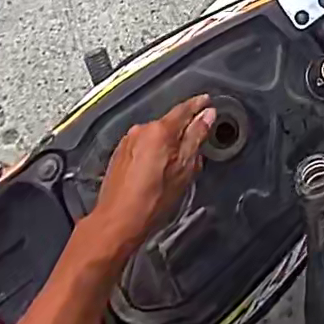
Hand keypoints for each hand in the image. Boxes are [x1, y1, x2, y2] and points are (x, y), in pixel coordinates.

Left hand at [88, 95, 215, 256]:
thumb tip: (207, 115)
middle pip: (170, 123)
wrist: (116, 223)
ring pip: (156, 136)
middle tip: (196, 148)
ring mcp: (128, 141)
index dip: (198, 104)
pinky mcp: (119, 154)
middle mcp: (141, 130)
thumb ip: (197, 137)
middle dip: (184, 132)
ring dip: (167, 144)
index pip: (184, 108)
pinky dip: (153, 152)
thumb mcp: (184, 169)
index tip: (207, 101)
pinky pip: (143, 145)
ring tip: (175, 168)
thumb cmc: (151, 201)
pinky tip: (156, 172)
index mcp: (159, 130)